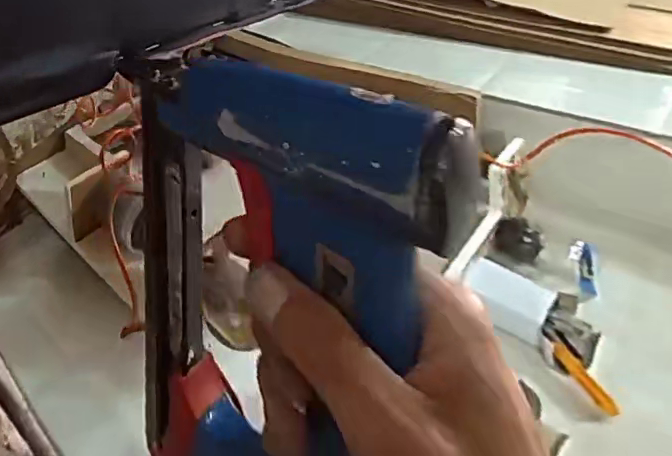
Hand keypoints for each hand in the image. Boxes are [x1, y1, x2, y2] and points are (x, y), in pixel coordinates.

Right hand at [225, 218, 542, 455]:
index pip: (349, 240)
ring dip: (295, 394)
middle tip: (291, 403)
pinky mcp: (403, 405)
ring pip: (319, 347)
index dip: (289, 237)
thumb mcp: (390, 423)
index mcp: (434, 305)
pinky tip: (313, 447)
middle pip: (323, 299)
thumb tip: (262, 275)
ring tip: (303, 444)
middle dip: (289, 350)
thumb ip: (324, 347)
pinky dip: (313, 416)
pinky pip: (336, 386)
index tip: (237, 243)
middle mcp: (423, 322)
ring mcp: (413, 366)